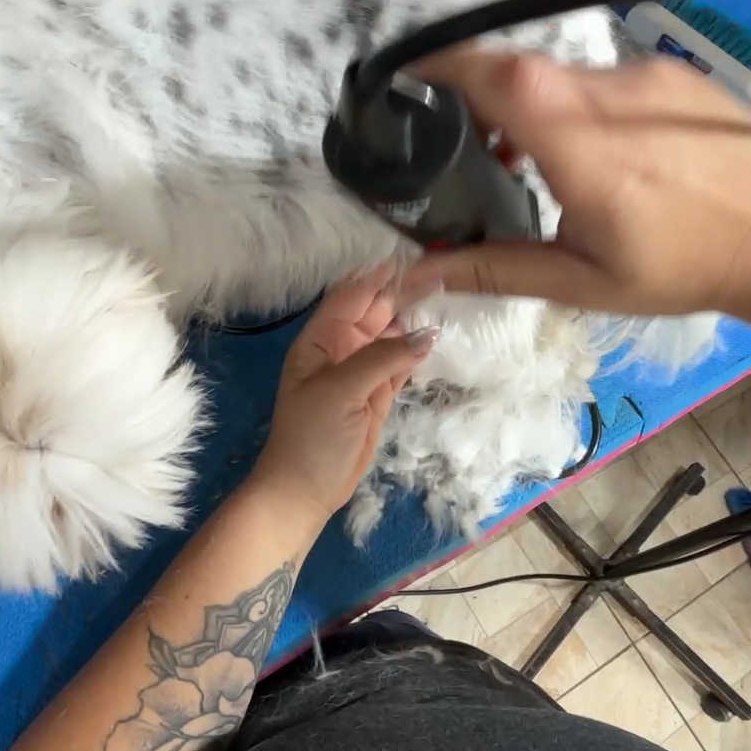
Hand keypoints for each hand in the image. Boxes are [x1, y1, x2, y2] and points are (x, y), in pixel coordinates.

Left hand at [249, 267, 436, 525]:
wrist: (305, 490)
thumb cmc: (312, 436)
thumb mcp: (341, 390)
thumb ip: (382, 358)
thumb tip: (428, 333)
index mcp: (319, 341)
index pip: (350, 297)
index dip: (377, 277)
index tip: (411, 260)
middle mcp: (339, 350)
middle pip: (373, 313)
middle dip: (401, 294)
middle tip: (440, 276)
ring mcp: (360, 373)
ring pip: (390, 337)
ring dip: (412, 321)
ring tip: (445, 298)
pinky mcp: (377, 395)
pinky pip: (399, 364)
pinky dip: (415, 352)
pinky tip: (436, 336)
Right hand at [403, 51, 750, 320]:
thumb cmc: (687, 267)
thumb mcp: (583, 282)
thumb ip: (496, 270)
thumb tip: (419, 277)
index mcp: (584, 148)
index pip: (501, 78)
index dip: (445, 65)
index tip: (406, 77)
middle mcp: (612, 94)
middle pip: (522, 71)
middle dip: (476, 97)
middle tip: (459, 143)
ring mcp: (647, 76)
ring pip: (560, 75)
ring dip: (526, 108)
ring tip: (523, 159)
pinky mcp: (671, 73)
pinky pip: (598, 78)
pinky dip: (568, 106)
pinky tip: (584, 152)